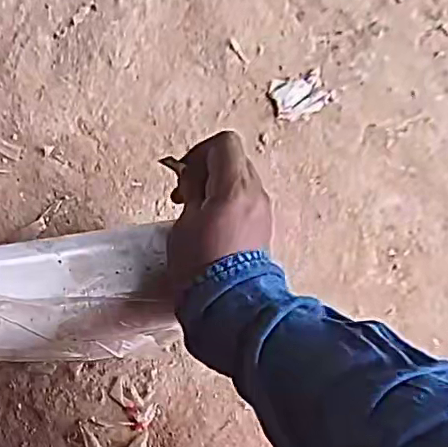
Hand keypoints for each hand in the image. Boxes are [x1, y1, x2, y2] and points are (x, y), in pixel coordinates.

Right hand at [166, 130, 273, 291]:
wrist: (227, 302)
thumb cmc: (200, 267)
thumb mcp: (184, 224)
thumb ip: (192, 193)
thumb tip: (194, 179)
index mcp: (234, 187)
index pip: (223, 144)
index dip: (198, 154)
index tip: (183, 175)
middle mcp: (255, 194)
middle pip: (234, 161)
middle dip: (208, 172)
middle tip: (187, 195)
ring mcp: (263, 212)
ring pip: (240, 182)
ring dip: (218, 190)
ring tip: (198, 215)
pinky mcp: (263, 229)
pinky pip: (246, 203)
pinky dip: (229, 205)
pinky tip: (212, 228)